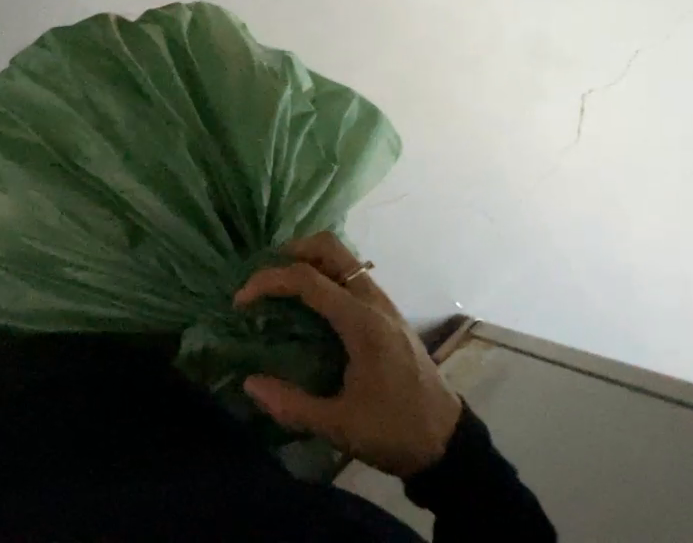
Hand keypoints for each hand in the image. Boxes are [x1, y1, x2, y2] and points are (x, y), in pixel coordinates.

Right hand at [234, 233, 461, 477]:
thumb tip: (249, 384)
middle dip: (289, 252)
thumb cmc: (396, 431)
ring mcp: (384, 305)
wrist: (450, 445)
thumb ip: (292, 406)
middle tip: (264, 277)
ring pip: (342, 257)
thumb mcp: (340, 427)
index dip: (267, 281)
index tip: (241, 301)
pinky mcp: (388, 314)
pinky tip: (309, 305)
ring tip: (281, 288)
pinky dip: (324, 274)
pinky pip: (350, 275)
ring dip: (307, 260)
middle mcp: (374, 302)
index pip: (306, 278)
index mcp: (362, 323)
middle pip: (329, 247)